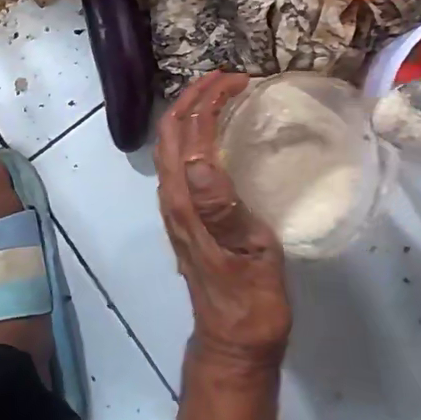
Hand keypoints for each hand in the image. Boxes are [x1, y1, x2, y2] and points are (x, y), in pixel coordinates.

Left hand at [155, 71, 291, 376]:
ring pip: (172, 145)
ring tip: (220, 97)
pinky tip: (215, 136)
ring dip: (190, 114)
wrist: (234, 340)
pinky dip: (194, 136)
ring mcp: (176, 205)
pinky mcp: (185, 214)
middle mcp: (173, 196)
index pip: (188, 132)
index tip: (238, 80)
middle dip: (193, 98)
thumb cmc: (248, 299)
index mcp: (187, 199)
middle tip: (227, 79)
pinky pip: (182, 161)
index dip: (208, 100)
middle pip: (171, 132)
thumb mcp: (248, 254)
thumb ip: (223, 207)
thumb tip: (199, 160)